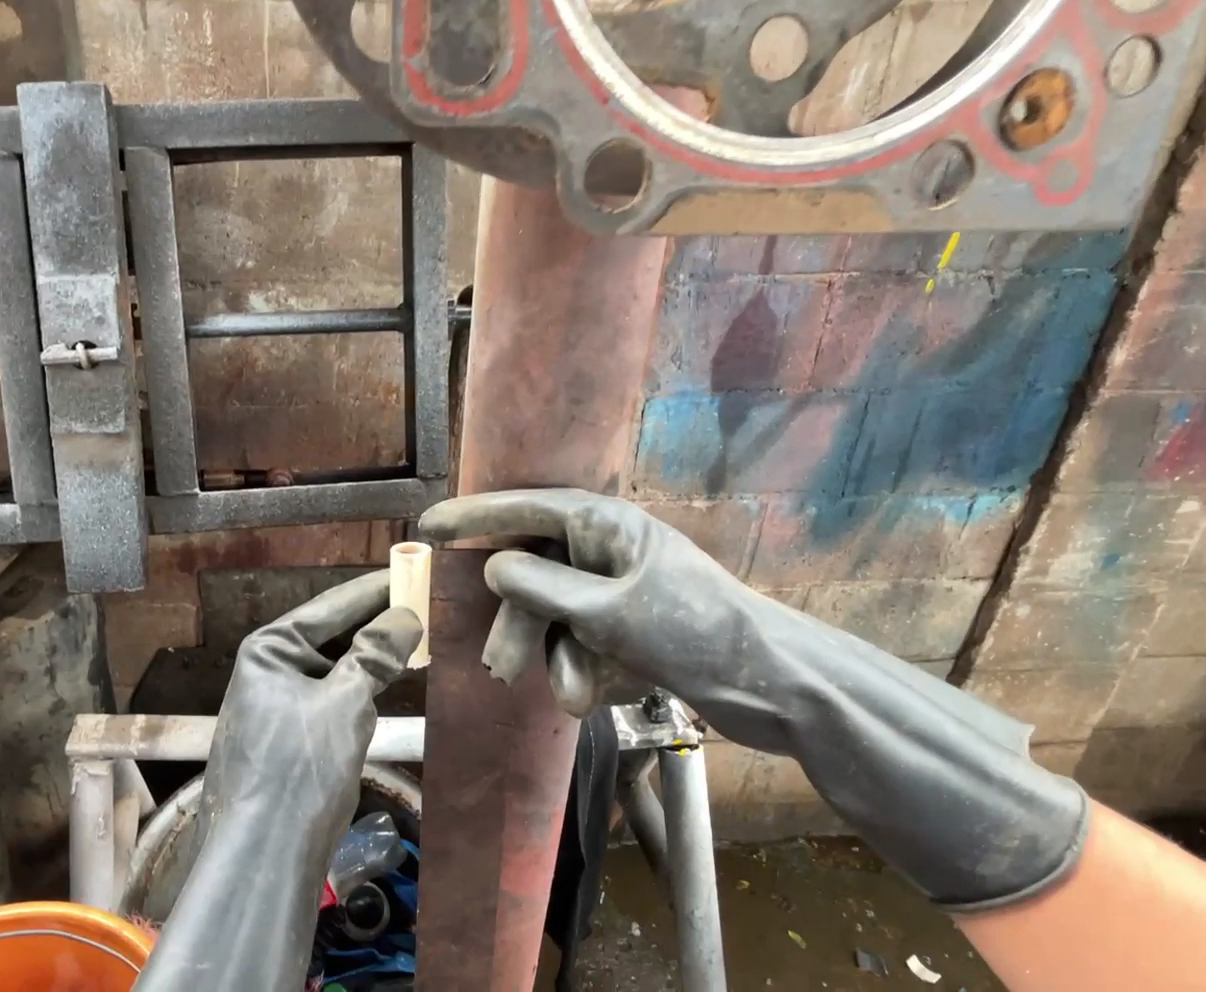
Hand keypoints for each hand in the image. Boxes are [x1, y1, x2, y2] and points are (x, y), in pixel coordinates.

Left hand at [198, 570, 421, 854]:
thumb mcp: (345, 704)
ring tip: (414, 640)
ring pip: (332, 669)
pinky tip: (386, 685)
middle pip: (330, 636)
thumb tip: (407, 615)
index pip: (330, 607)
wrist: (261, 855)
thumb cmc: (299, 769)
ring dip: (369, 659)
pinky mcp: (286, 737)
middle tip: (423, 606)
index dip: (374, 590)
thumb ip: (375, 656)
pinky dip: (358, 690)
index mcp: (269, 649)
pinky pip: (328, 699)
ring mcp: (274, 704)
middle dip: (375, 625)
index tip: (411, 571)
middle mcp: (266, 669)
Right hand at [419, 489, 1086, 908]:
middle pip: (533, 573)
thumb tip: (494, 567)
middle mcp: (604, 547)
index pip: (523, 510)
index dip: (472, 517)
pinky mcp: (626, 624)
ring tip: (571, 696)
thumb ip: (543, 589)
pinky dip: (581, 667)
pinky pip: (579, 639)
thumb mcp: (609, 612)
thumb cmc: (696, 633)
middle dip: (521, 624)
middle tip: (499, 668)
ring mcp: (615, 587)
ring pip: (553, 614)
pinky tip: (596, 696)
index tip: (427, 525)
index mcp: (603, 523)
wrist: (778, 687)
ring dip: (555, 656)